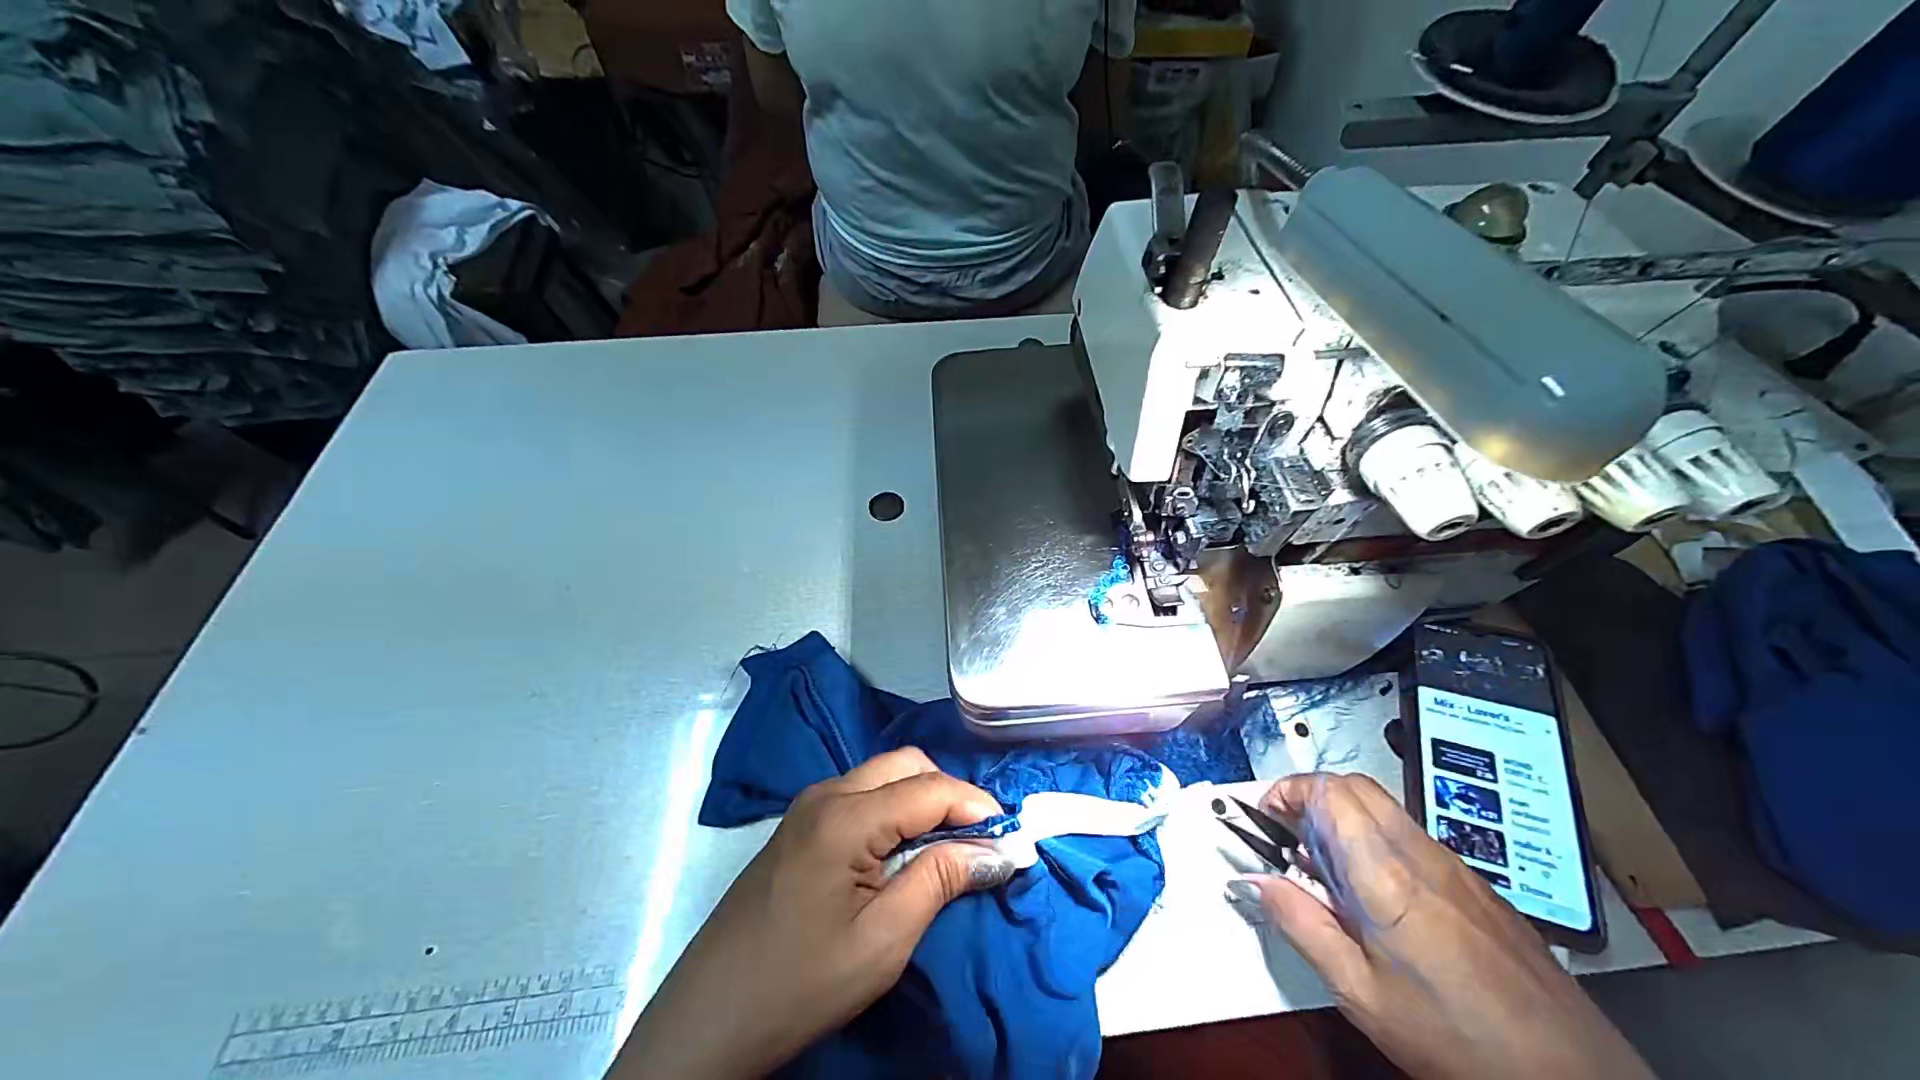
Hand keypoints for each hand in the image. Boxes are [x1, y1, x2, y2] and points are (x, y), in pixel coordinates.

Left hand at [609, 748, 1013, 1079]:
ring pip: (881, 775)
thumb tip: (994, 851)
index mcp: (844, 816)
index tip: (1010, 838)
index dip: (976, 806)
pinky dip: (893, 808)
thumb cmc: (801, 983)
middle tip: (977, 840)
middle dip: (948, 792)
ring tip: (947, 846)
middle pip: (904, 765)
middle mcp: (825, 794)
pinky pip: (860, 795)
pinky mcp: (798, 826)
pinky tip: (902, 849)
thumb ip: (939, 880)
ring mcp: (806, 807)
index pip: (928, 788)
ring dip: (921, 798)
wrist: (709, 1018)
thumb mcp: (882, 941)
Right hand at [1244, 773, 1651, 1079]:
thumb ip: (1302, 927)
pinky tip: (1374, 899)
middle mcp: (1424, 857)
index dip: (1288, 791)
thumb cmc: (1467, 1043)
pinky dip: (1376, 843)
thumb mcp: (1360, 992)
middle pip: (1355, 786)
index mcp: (1388, 877)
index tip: (1266, 818)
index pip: (1329, 790)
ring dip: (1343, 821)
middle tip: (1288, 838)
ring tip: (1326, 875)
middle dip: (1311, 797)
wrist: (1573, 1077)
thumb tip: (1261, 885)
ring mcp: (1455, 868)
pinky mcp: (1476, 885)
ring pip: (1384, 809)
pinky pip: (1411, 838)